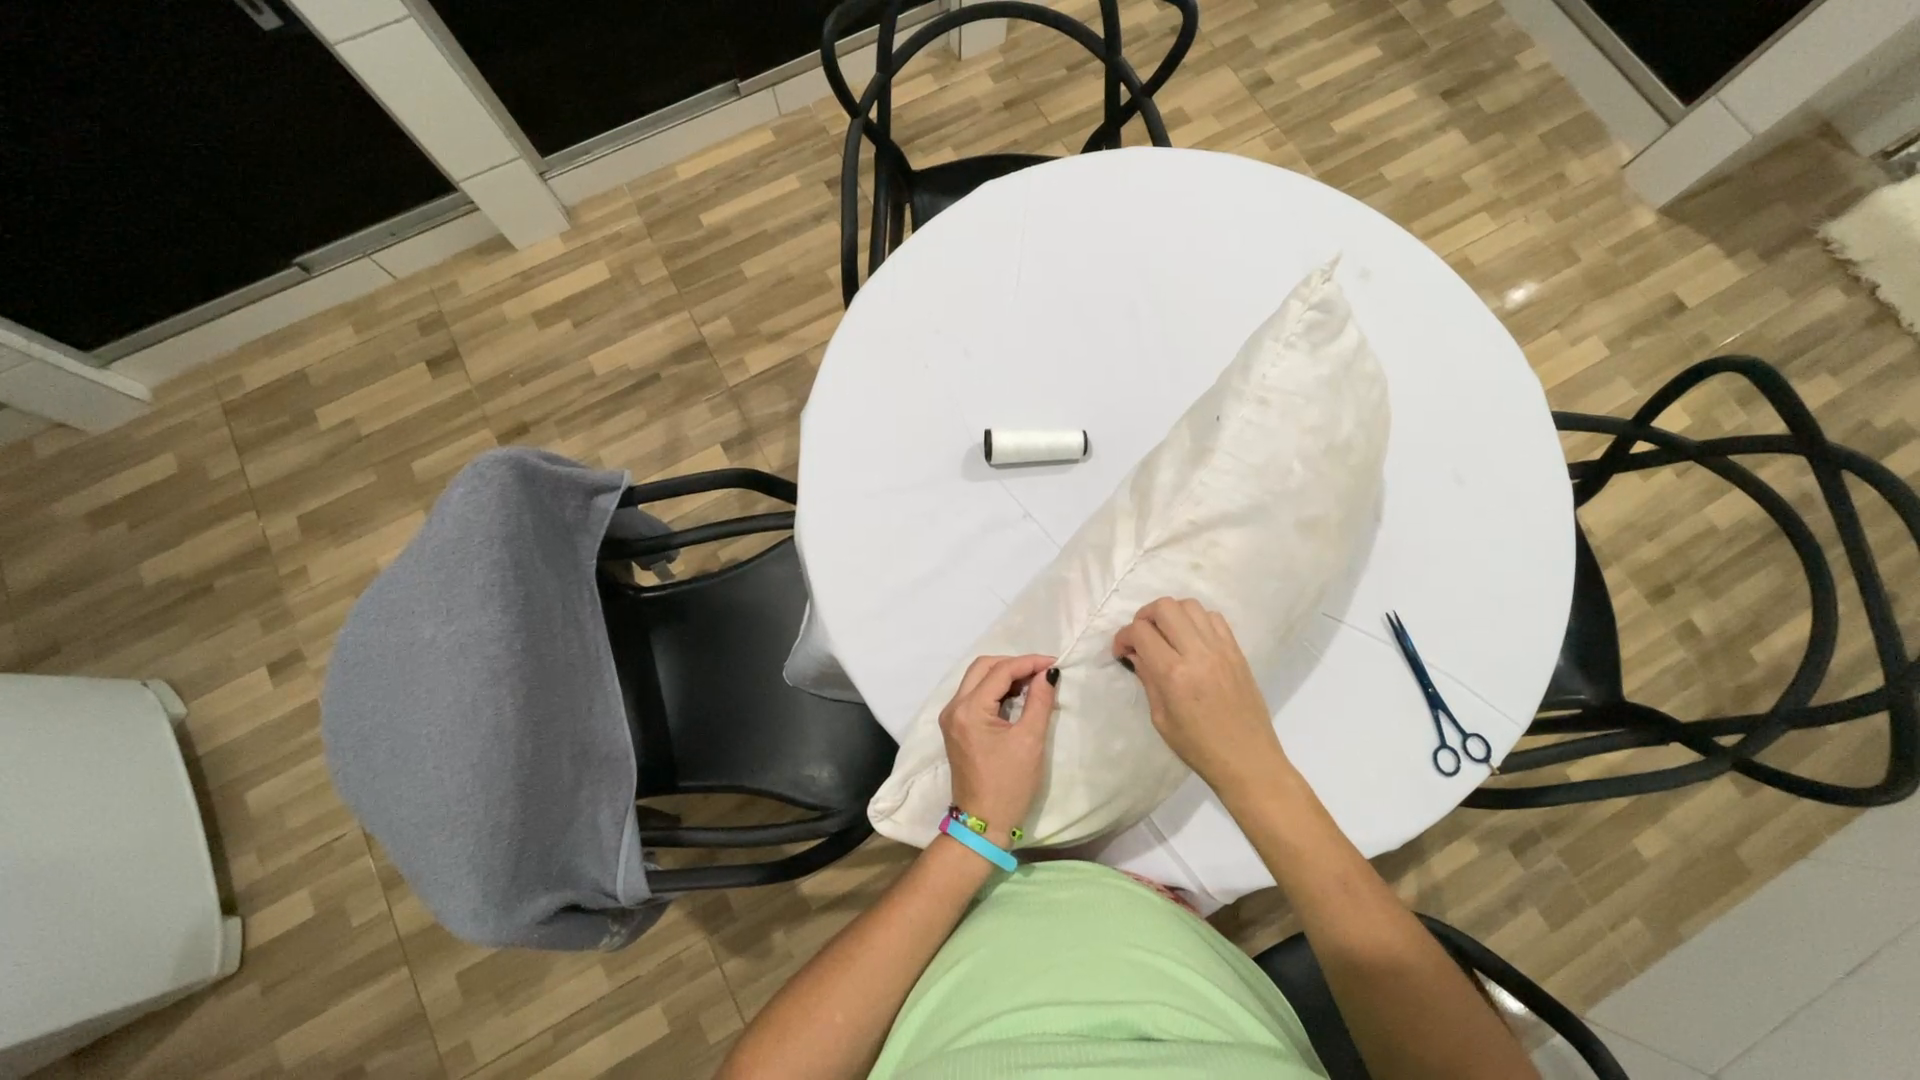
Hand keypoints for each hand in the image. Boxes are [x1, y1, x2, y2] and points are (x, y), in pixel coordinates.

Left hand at [939, 654, 1057, 845]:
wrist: (983, 822)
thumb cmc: (1009, 784)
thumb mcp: (1030, 740)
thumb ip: (1039, 700)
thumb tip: (1048, 673)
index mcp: (969, 710)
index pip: (999, 671)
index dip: (1028, 662)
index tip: (1054, 663)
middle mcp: (953, 707)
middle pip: (982, 668)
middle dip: (1013, 664)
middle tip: (1042, 671)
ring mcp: (951, 717)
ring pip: (976, 679)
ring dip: (1004, 676)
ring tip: (1033, 682)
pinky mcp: (955, 727)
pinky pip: (974, 695)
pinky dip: (995, 690)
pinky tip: (1017, 696)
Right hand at [1113, 597, 1289, 799]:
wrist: (1247, 759)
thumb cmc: (1199, 747)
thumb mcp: (1161, 719)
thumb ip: (1148, 679)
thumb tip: (1135, 654)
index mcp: (1174, 675)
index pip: (1140, 632)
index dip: (1123, 637)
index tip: (1122, 651)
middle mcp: (1198, 654)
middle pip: (1165, 607)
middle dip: (1144, 616)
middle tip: (1142, 637)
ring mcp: (1221, 649)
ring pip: (1190, 605)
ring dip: (1171, 615)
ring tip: (1166, 635)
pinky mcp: (1237, 651)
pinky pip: (1214, 618)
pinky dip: (1196, 620)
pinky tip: (1191, 640)